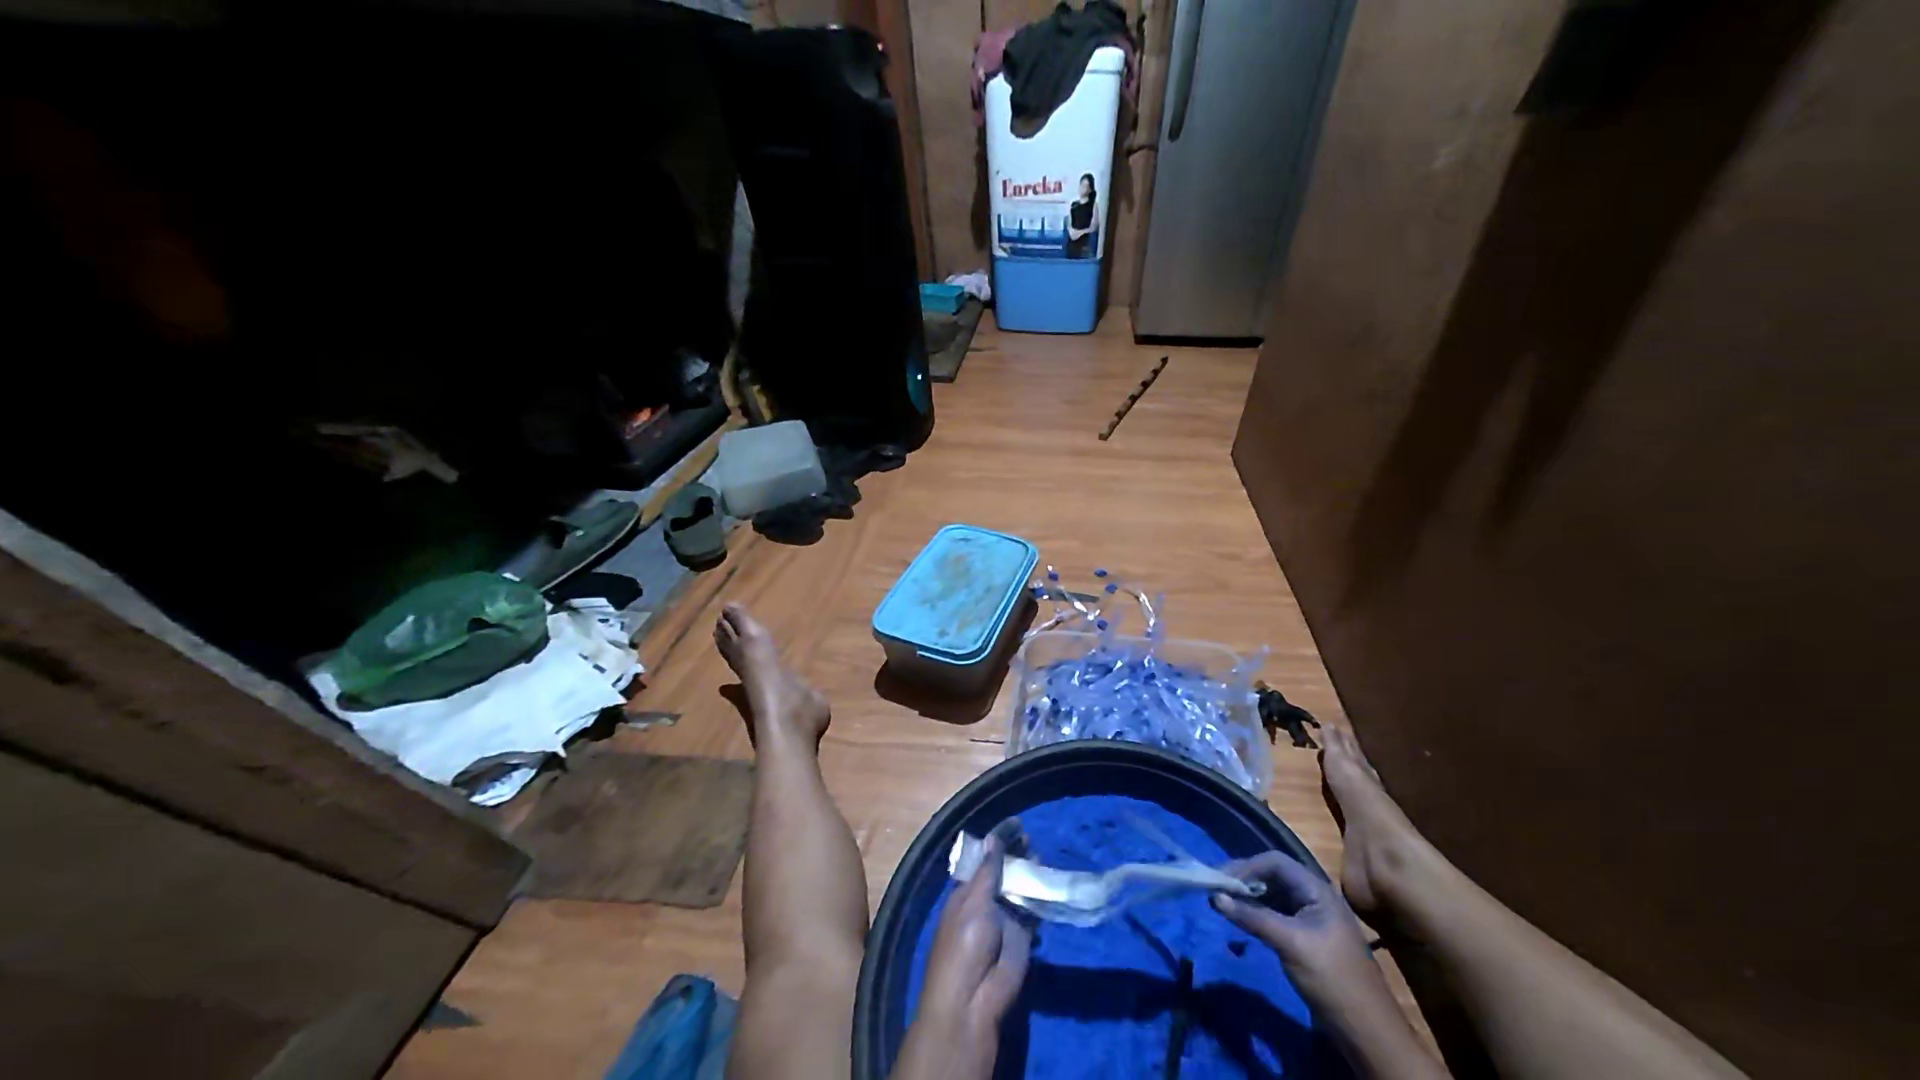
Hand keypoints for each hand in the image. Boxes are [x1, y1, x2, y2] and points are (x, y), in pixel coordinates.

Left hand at [892, 834, 1031, 1079]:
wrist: (973, 1001)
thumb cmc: (964, 947)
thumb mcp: (973, 902)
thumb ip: (988, 871)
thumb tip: (993, 838)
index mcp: (965, 892)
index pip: (985, 858)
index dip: (999, 840)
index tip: (1017, 823)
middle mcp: (985, 902)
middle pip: (1005, 871)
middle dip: (1017, 854)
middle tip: (1032, 838)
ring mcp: (1004, 919)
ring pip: (1021, 888)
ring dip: (1031, 873)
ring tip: (1041, 855)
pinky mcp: (1023, 937)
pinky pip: (1034, 911)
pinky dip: (1042, 897)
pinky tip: (1051, 881)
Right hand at [1214, 852, 1447, 1078]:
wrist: (1366, 1030)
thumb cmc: (1331, 979)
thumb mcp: (1289, 943)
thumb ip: (1252, 917)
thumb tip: (1215, 896)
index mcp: (1317, 890)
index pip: (1275, 862)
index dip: (1246, 866)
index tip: (1220, 881)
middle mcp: (1314, 897)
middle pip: (1273, 875)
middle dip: (1244, 879)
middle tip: (1216, 890)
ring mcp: (1311, 918)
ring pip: (1272, 895)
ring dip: (1248, 897)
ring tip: (1223, 904)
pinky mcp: (1305, 937)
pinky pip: (1275, 914)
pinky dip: (1256, 913)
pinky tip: (1241, 920)